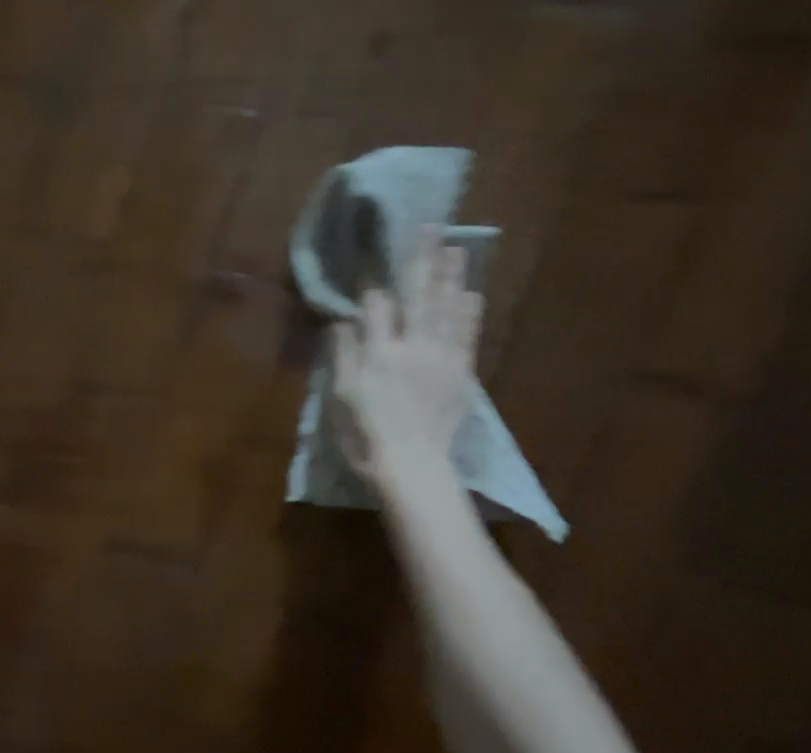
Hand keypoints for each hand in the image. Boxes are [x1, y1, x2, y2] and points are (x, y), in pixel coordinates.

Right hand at [326, 227, 484, 484]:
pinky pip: (467, 333)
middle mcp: (411, 346)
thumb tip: (341, 323)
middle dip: (421, 259)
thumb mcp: (340, 400)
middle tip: (430, 227)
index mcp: (377, 354)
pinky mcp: (460, 372)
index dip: (374, 280)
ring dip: (451, 275)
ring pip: (446, 307)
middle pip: (416, 294)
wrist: (411, 466)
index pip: (376, 306)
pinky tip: (470, 292)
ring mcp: (440, 357)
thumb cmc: (365, 438)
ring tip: (456, 247)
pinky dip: (469, 311)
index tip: (374, 258)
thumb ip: (343, 358)